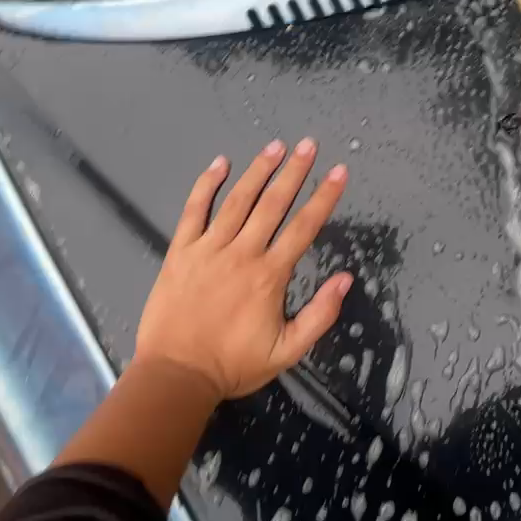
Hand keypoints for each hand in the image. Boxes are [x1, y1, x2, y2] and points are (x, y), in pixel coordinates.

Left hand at [134, 138, 352, 399]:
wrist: (175, 376)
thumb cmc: (233, 365)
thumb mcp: (287, 351)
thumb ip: (320, 315)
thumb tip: (346, 278)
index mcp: (270, 275)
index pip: (304, 227)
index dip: (324, 197)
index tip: (339, 171)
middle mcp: (242, 253)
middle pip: (273, 203)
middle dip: (294, 171)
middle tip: (309, 144)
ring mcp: (208, 249)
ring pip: (237, 200)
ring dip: (258, 170)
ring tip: (276, 145)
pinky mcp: (180, 251)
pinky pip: (194, 210)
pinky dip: (206, 184)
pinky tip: (220, 163)